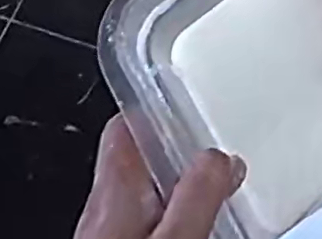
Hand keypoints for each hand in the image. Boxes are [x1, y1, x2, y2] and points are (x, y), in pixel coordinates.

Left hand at [74, 116, 243, 238]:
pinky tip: (193, 223)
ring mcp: (103, 236)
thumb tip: (221, 158)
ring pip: (142, 191)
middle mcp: (100, 213)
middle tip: (211, 142)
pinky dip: (171, 214)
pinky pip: (144, 221)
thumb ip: (201, 191)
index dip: (157, 106)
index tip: (186, 96)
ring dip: (177, 182)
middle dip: (178, 146)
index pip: (126, 124)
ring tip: (212, 183)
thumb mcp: (178, 237)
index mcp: (113, 192)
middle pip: (139, 157)